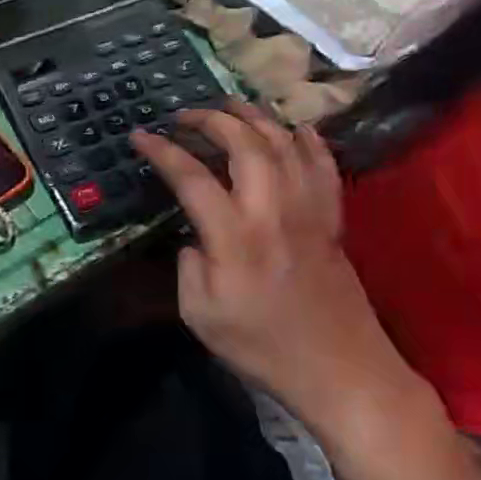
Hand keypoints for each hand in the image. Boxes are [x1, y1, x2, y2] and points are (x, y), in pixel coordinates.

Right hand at [130, 101, 423, 433]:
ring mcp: (310, 212)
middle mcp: (273, 211)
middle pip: (245, 144)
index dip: (162, 151)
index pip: (192, 176)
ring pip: (285, 145)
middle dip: (211, 119)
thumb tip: (195, 236)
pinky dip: (309, 140)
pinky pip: (325, 167)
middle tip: (184, 115)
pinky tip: (295, 127)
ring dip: (255, 117)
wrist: (341, 373)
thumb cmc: (261, 348)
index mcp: (234, 237)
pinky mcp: (333, 221)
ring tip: (230, 106)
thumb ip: (188, 264)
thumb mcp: (199, 314)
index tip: (139, 136)